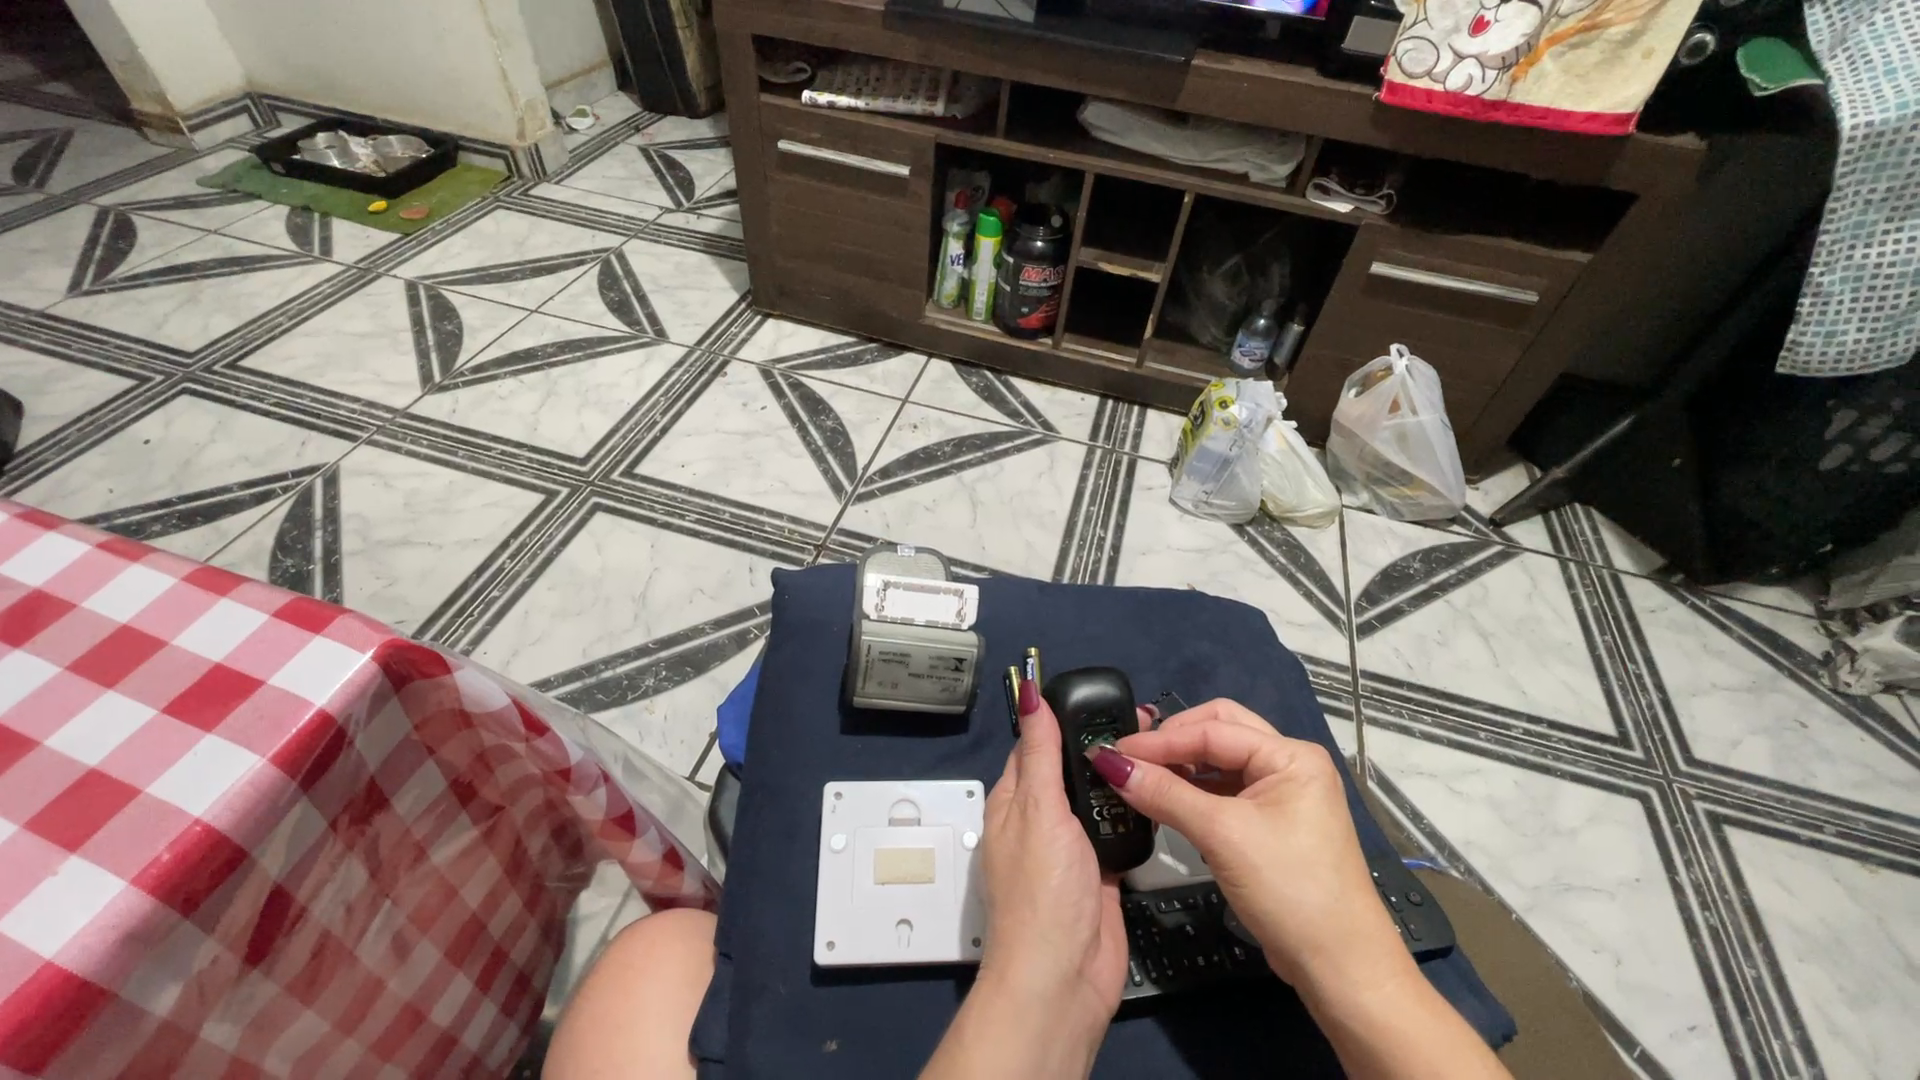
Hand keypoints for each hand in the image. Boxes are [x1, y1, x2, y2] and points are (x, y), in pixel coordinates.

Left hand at [977, 676, 1128, 1045]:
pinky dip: (1135, 814)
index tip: (1102, 696)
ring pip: (1098, 799)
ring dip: (1122, 778)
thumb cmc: (1043, 889)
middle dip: (1102, 746)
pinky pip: (1118, 831)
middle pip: (1071, 770)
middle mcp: (1040, 820)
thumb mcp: (1038, 810)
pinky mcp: (1101, 872)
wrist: (1064, 978)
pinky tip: (1162, 792)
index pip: (1035, 744)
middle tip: (1150, 720)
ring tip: (1164, 747)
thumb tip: (1028, 694)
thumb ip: (1039, 753)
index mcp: (1013, 801)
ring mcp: (1072, 848)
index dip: (1063, 718)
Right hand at [1094, 699, 1411, 998]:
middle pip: (1219, 732)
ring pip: (1219, 763)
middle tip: (1130, 758)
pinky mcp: (1269, 825)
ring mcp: (1281, 796)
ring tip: (1138, 779)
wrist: (1339, 966)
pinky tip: (1163, 803)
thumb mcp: (1222, 836)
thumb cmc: (1288, 890)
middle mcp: (1288, 765)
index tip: (1112, 752)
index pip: (1212, 731)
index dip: (1159, 740)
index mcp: (1290, 756)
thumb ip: (1164, 795)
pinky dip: (1191, 792)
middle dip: (1173, 742)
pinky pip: (1222, 792)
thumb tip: (1109, 764)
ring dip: (1180, 767)